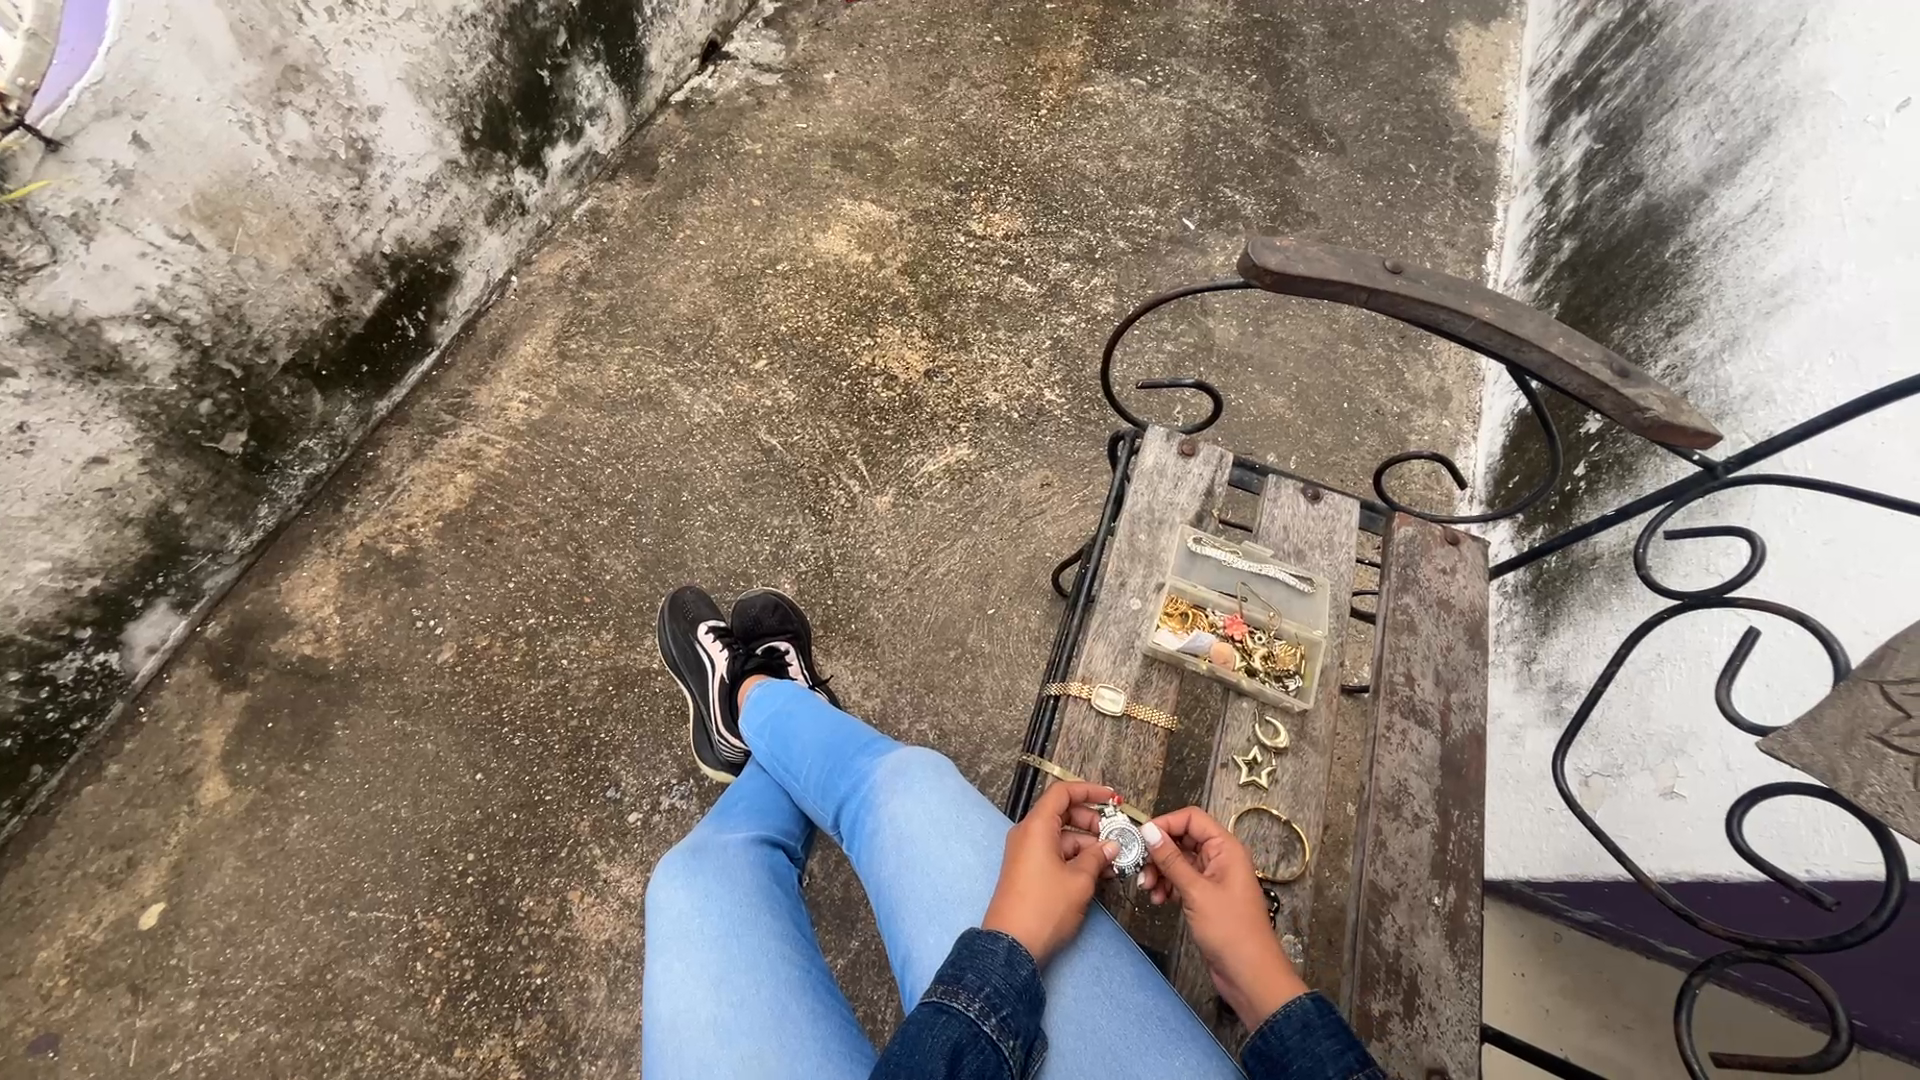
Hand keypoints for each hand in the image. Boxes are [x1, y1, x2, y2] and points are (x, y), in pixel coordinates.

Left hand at [981, 780, 1121, 964]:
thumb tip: (1111, 846)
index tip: (1112, 798)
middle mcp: (1028, 833)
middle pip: (1063, 813)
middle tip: (1116, 837)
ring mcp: (1026, 852)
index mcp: (1037, 825)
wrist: (1012, 946)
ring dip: (1087, 845)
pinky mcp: (1028, 870)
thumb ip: (1098, 857)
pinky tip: (1098, 872)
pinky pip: (1055, 853)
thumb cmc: (1044, 907)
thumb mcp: (1079, 880)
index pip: (1062, 793)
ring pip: (1062, 836)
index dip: (1089, 791)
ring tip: (1113, 861)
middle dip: (1092, 822)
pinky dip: (1076, 858)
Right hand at [1138, 806, 1307, 1027]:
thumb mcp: (1196, 891)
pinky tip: (1157, 899)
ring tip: (1147, 888)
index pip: (1191, 819)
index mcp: (1225, 848)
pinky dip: (1167, 886)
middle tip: (1140, 867)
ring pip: (1178, 861)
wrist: (1250, 976)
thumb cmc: (1231, 932)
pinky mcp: (1205, 896)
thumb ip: (1171, 859)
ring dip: (1159, 871)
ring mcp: (1212, 878)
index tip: (1142, 837)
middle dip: (1159, 852)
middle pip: (1182, 839)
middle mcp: (1219, 858)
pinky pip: (1180, 880)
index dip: (1166, 823)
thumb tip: (1149, 830)